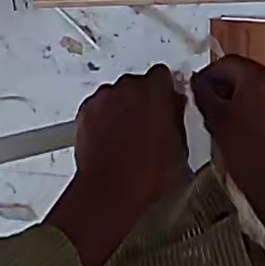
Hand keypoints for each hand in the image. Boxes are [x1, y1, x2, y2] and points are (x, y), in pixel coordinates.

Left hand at [46, 65, 189, 265]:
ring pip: (117, 95)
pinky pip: (98, 107)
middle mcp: (126, 87)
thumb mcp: (179, 148)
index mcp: (153, 90)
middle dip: (143, 100)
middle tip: (148, 128)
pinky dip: (103, 118)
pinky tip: (111, 142)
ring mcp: (104, 97)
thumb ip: (177, 117)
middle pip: (138, 84)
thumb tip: (175, 108)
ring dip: (122, 108)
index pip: (162, 74)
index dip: (165, 90)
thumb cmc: (143, 174)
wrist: (108, 191)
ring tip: (127, 139)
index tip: (166, 103)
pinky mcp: (86, 110)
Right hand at [190, 55, 264, 235]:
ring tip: (223, 119)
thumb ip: (204, 94)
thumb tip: (197, 81)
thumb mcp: (218, 122)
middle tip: (206, 106)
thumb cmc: (248, 154)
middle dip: (223, 86)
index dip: (207, 75)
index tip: (194, 90)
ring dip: (238, 97)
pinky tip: (243, 127)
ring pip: (256, 87)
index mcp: (261, 76)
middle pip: (243, 73)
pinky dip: (254, 106)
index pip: (226, 63)